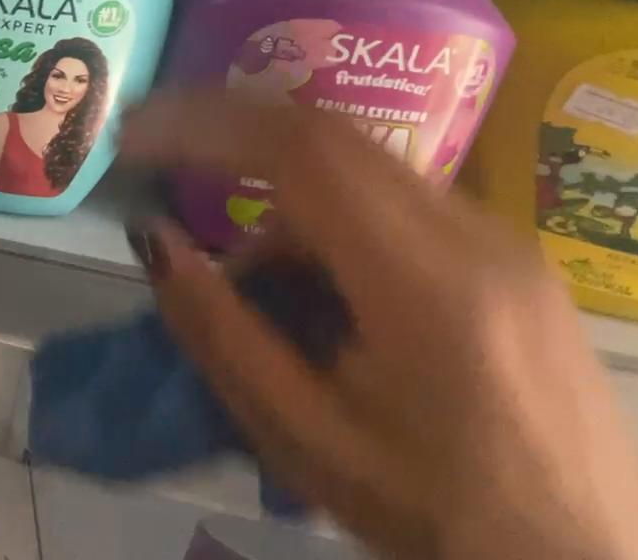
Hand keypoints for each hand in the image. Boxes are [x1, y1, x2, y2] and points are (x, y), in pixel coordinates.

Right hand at [119, 93, 637, 559]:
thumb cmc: (439, 514)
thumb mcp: (300, 434)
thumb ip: (215, 326)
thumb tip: (149, 233)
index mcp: (428, 282)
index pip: (301, 149)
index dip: (202, 123)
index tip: (130, 133)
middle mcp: (476, 237)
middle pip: (326, 133)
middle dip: (221, 126)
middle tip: (145, 145)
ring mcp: (502, 243)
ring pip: (354, 164)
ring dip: (269, 181)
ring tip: (236, 268)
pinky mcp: (507, 260)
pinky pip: (387, 198)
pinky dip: (316, 213)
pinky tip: (304, 283)